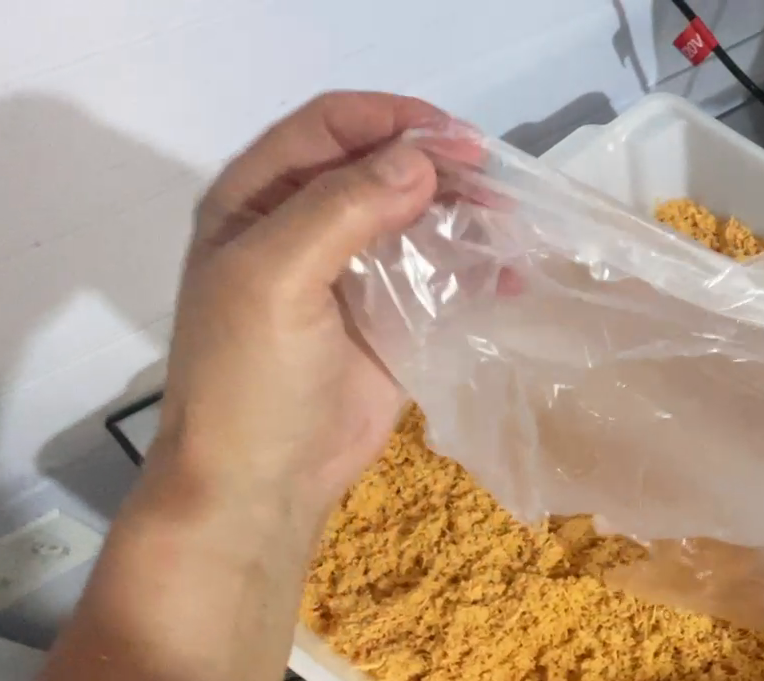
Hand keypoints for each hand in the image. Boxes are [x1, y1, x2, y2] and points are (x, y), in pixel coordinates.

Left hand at [149, 92, 472, 539]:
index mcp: (261, 201)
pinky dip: (475, 274)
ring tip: (511, 227)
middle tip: (499, 189)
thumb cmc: (253, 376)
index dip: (393, 122)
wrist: (268, 475)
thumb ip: (342, 211)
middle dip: (439, 170)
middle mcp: (309, 229)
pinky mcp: (395, 323)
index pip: (330, 130)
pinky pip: (439, 283)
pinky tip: (508, 277)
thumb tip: (419, 161)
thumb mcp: (277, 278)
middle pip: (382, 173)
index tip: (460, 140)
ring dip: (463, 218)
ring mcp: (356, 279)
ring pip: (416, 225)